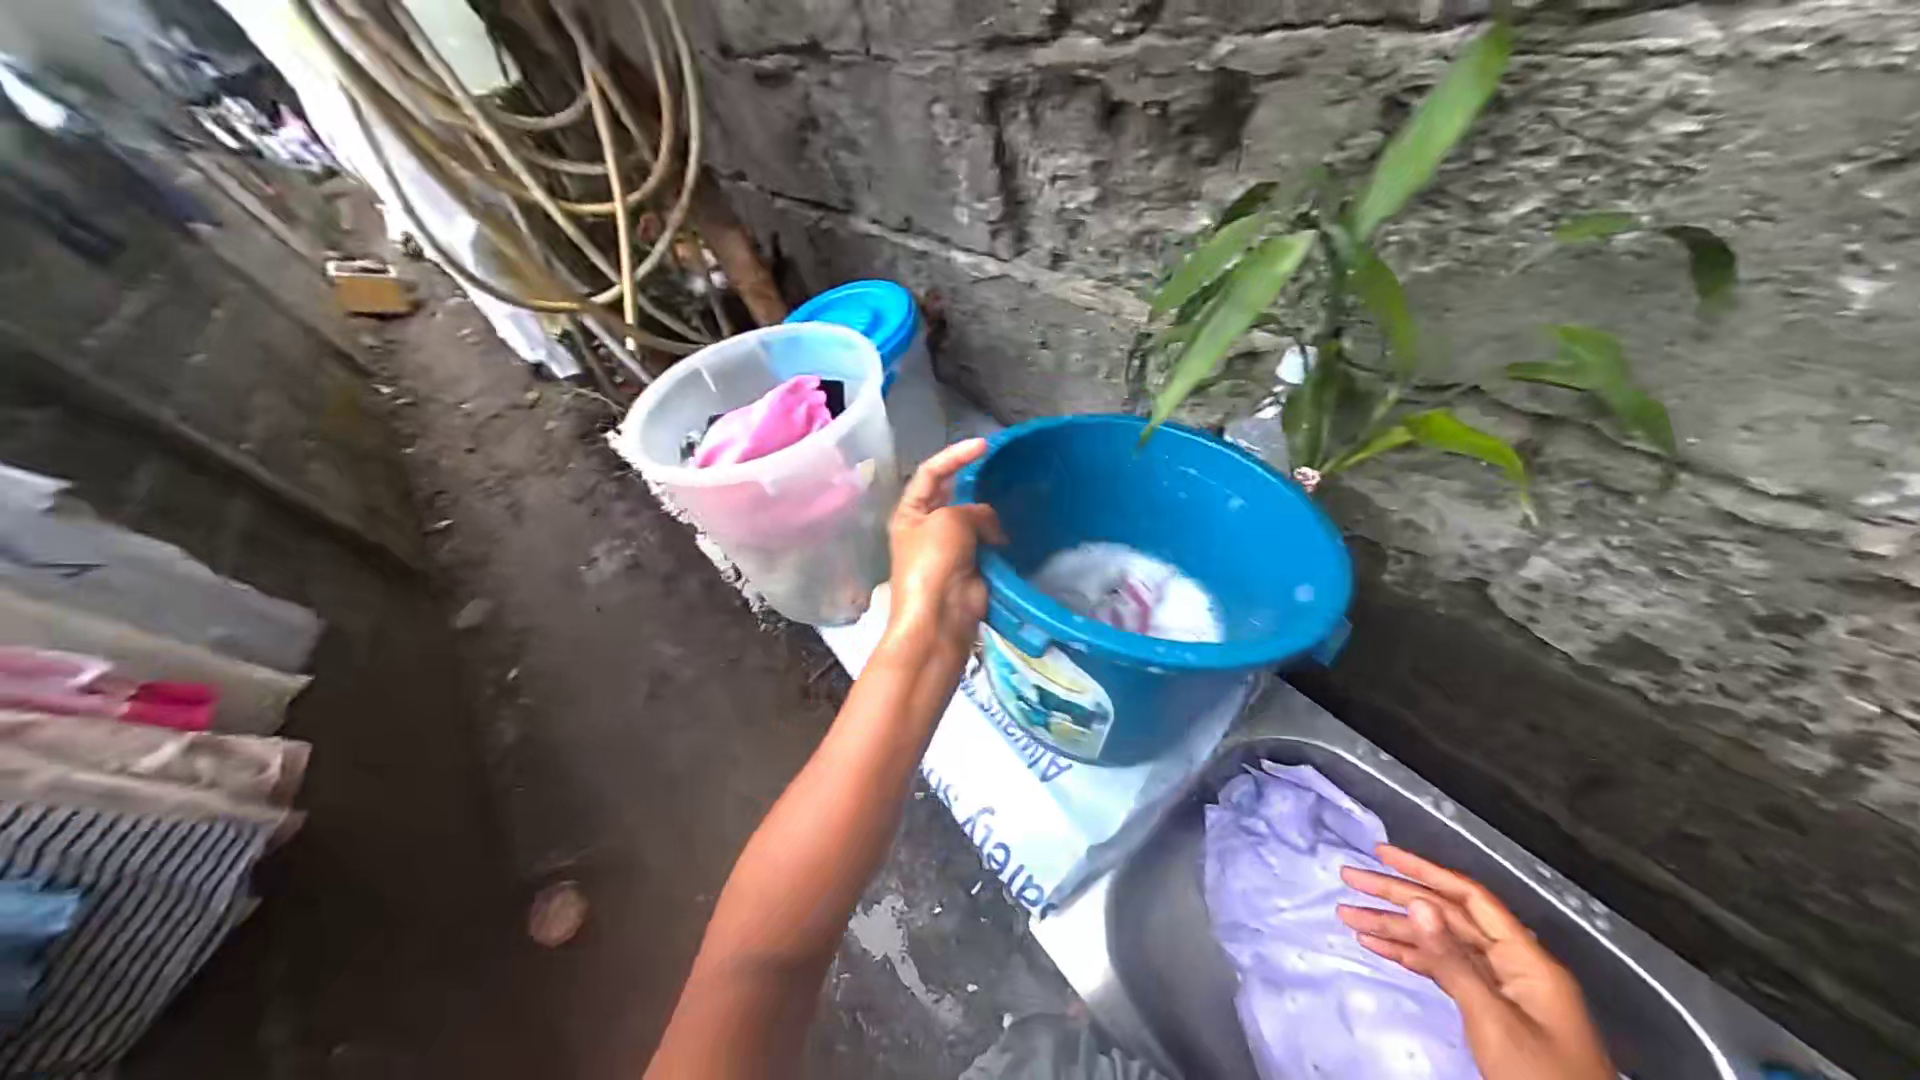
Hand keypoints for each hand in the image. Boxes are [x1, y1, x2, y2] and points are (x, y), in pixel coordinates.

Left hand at [884, 439, 1004, 656]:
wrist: (940, 617)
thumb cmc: (933, 563)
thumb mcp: (949, 521)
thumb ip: (972, 509)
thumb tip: (990, 522)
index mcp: (910, 512)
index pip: (931, 472)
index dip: (956, 455)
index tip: (985, 445)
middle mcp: (928, 526)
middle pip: (954, 494)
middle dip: (976, 482)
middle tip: (1005, 470)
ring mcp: (950, 547)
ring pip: (975, 519)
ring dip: (992, 512)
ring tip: (1016, 498)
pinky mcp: (971, 566)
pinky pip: (988, 542)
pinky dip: (1001, 536)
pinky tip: (1018, 527)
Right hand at [1338, 844, 1614, 1079]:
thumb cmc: (1540, 1077)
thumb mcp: (1493, 1018)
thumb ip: (1452, 959)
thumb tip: (1418, 903)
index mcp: (1527, 959)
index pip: (1468, 897)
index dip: (1423, 870)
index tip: (1380, 855)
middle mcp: (1514, 965)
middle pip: (1447, 916)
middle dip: (1396, 897)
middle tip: (1349, 880)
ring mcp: (1502, 988)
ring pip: (1439, 943)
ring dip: (1393, 928)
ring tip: (1348, 916)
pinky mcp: (1490, 1009)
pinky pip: (1443, 969)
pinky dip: (1409, 956)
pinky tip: (1376, 945)